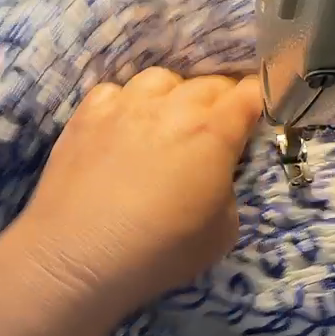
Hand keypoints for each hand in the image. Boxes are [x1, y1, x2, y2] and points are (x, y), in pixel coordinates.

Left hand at [0, 68, 265, 313]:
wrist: (77, 256)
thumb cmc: (159, 252)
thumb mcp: (222, 234)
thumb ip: (228, 191)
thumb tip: (216, 175)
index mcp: (214, 133)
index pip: (248, 95)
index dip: (257, 101)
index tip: (255, 117)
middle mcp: (171, 107)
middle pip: (207, 84)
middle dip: (220, 101)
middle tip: (214, 130)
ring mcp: (124, 105)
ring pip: (160, 79)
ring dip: (173, 96)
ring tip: (167, 122)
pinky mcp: (86, 115)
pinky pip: (115, 91)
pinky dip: (126, 103)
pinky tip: (122, 127)